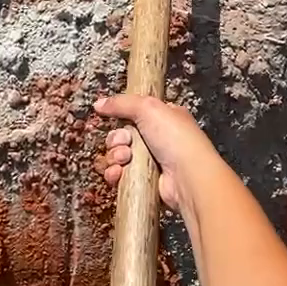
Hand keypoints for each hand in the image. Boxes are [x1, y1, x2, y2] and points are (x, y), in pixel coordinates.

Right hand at [95, 95, 224, 210]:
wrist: (187, 177)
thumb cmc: (176, 139)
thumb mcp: (149, 108)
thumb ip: (121, 103)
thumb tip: (99, 104)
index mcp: (162, 119)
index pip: (132, 115)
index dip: (122, 118)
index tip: (121, 121)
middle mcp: (156, 140)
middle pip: (120, 137)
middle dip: (116, 140)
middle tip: (126, 143)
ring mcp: (150, 163)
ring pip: (117, 157)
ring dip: (114, 157)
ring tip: (125, 159)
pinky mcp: (144, 182)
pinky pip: (119, 176)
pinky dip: (114, 174)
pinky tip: (119, 173)